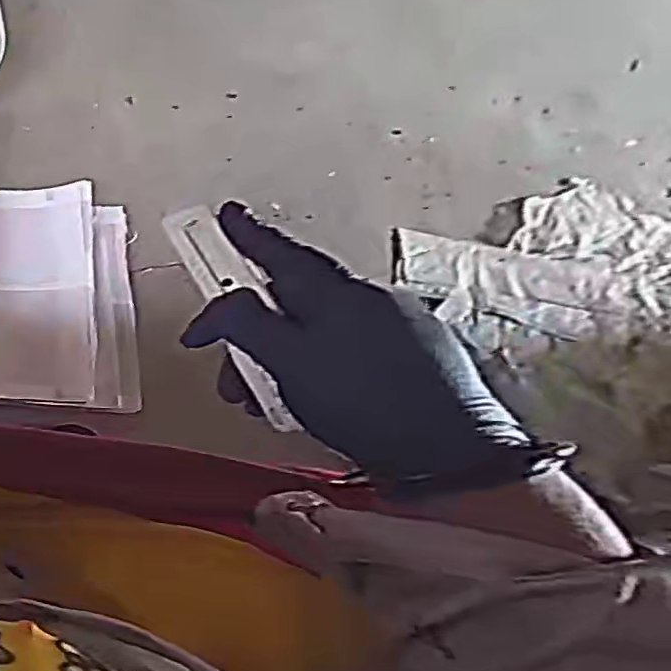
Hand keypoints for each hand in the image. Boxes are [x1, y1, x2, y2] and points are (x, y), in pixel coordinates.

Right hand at [180, 202, 552, 496]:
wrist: (450, 456)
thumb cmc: (361, 402)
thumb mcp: (283, 360)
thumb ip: (242, 323)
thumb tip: (219, 305)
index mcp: (335, 294)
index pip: (279, 254)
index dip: (246, 235)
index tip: (227, 214)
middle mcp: (364, 301)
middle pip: (284, 301)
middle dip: (244, 333)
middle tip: (224, 366)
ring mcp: (391, 327)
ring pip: (306, 330)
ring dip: (269, 361)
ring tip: (260, 399)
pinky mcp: (407, 356)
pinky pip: (335, 348)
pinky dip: (304, 367)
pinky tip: (297, 399)